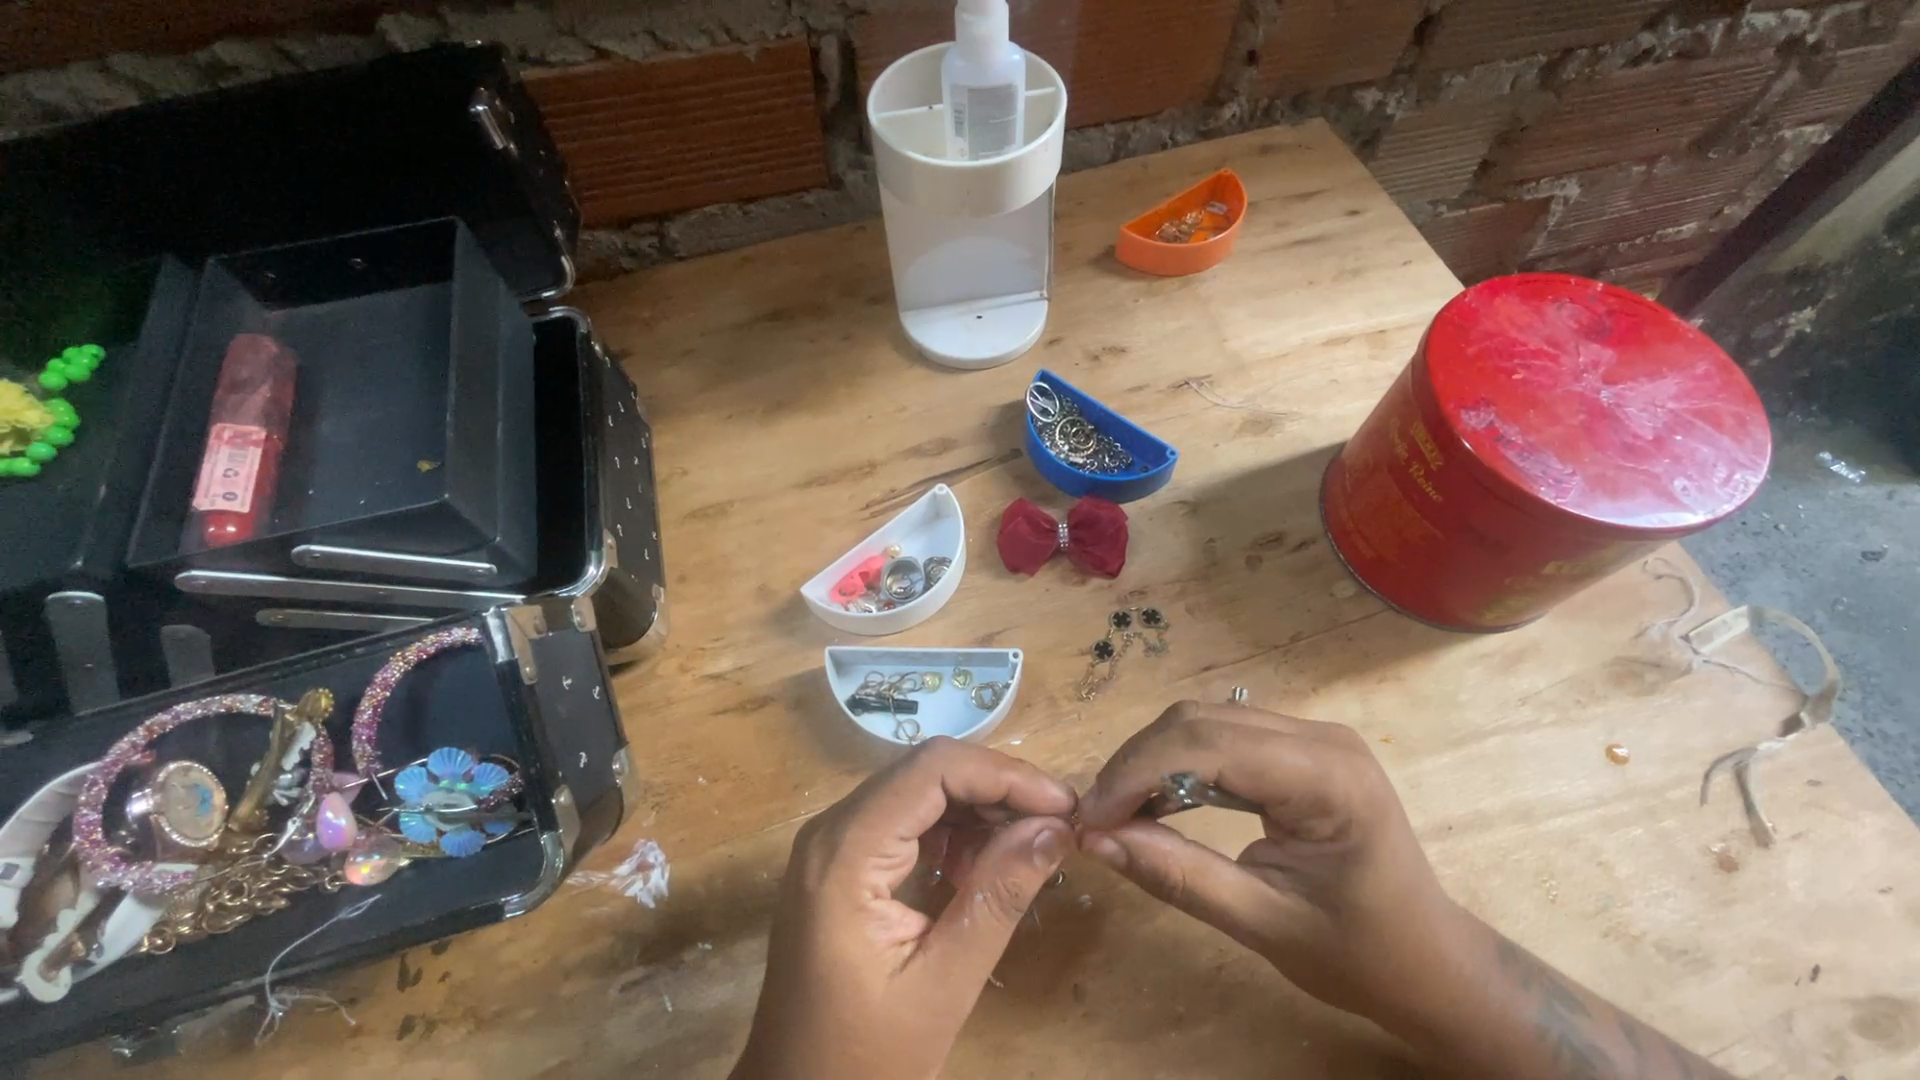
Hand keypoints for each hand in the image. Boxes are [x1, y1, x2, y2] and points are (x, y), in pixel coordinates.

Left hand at [732, 737, 1075, 1079]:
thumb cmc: (862, 1057)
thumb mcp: (942, 985)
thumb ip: (997, 898)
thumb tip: (1054, 828)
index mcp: (845, 853)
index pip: (933, 770)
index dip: (1004, 776)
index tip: (1062, 806)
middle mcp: (832, 830)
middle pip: (925, 772)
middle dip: (997, 788)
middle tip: (1056, 824)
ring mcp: (832, 844)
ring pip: (918, 791)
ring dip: (978, 809)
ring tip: (1028, 847)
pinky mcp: (841, 862)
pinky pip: (904, 821)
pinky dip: (952, 832)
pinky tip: (982, 867)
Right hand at [1077, 702, 1463, 1025]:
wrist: (1432, 963)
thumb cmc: (1360, 956)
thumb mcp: (1262, 924)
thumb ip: (1178, 875)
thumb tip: (1095, 840)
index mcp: (1327, 778)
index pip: (1207, 745)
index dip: (1137, 772)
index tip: (1090, 818)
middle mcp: (1321, 737)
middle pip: (1200, 721)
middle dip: (1137, 764)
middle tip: (1097, 818)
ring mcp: (1312, 736)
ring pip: (1204, 722)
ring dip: (1152, 761)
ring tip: (1119, 812)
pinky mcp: (1299, 748)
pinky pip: (1222, 737)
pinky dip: (1178, 765)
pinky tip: (1157, 801)